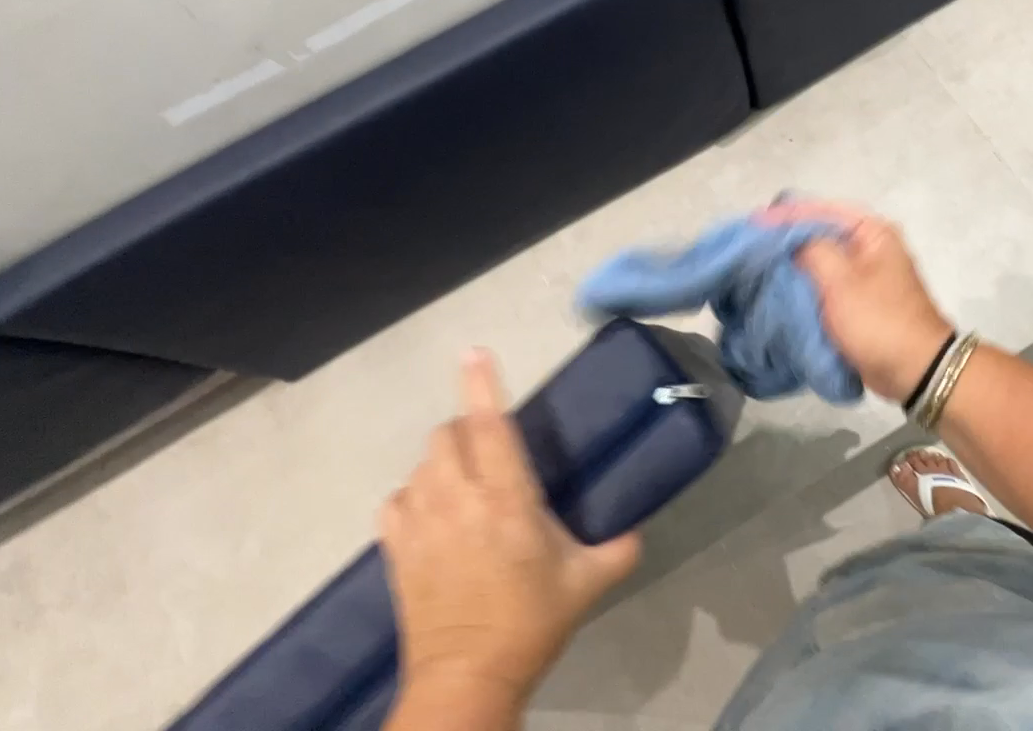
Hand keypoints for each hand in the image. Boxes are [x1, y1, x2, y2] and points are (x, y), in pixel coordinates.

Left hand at [378, 350, 640, 708]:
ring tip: (465, 485)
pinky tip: (431, 514)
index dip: (482, 384)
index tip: (474, 352)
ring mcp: (421, 522)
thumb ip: (619, 548)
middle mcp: (459, 498)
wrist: (466, 679)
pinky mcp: (395, 549)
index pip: (491, 425)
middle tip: (491, 451)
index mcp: (507, 498)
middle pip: (449, 435)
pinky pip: (397, 500)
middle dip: (468, 429)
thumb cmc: (530, 622)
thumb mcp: (587, 584)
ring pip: (423, 463)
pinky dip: (414, 496)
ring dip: (444, 462)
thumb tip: (637, 529)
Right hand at [758, 201, 953, 401]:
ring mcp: (866, 272)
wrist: (915, 370)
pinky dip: (804, 279)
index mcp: (872, 232)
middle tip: (752, 238)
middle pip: (822, 230)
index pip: (822, 210)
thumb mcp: (841, 281)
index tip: (754, 221)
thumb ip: (812, 250)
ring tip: (760, 258)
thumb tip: (792, 241)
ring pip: (822, 256)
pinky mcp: (859, 297)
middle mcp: (871, 245)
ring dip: (794, 258)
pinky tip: (780, 282)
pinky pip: (826, 280)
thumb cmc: (878, 321)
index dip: (786, 214)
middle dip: (787, 234)